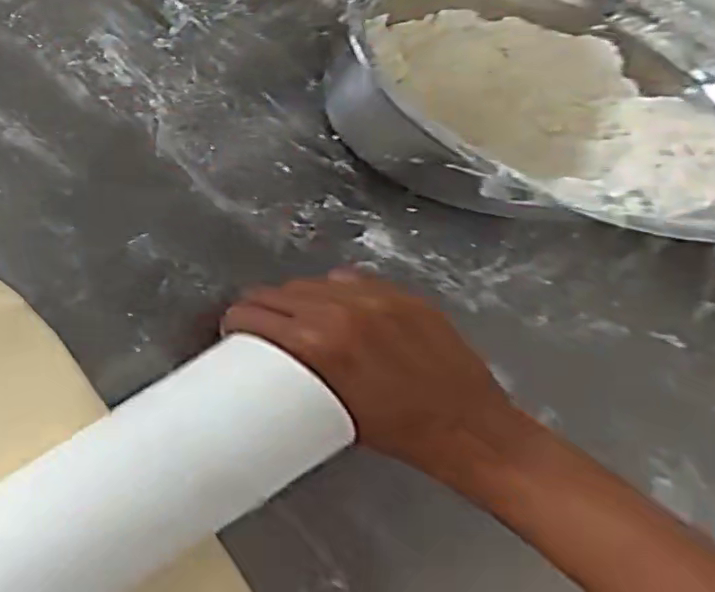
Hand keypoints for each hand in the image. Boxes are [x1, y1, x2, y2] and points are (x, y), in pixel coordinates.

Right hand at [221, 269, 531, 477]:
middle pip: (271, 292)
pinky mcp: (399, 295)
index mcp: (315, 342)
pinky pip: (347, 278)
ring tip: (301, 316)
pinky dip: (334, 290)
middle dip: (259, 308)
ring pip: (305, 283)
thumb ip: (297, 371)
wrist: (480, 436)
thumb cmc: (400, 434)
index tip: (234, 331)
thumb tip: (267, 354)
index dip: (235, 321)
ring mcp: (372, 299)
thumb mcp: (332, 407)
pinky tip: (338, 308)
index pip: (249, 312)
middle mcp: (337, 312)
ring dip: (294, 298)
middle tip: (262, 325)